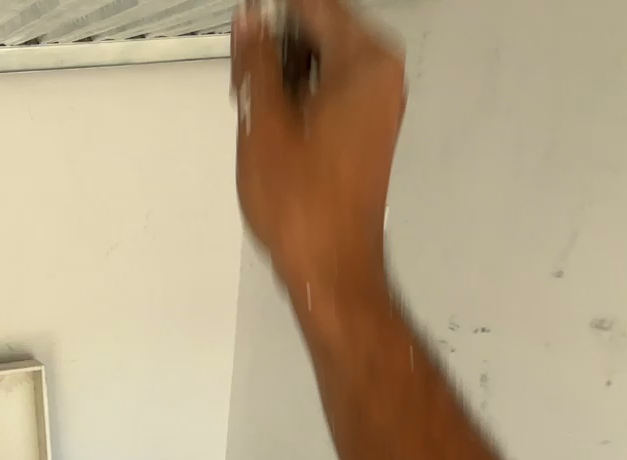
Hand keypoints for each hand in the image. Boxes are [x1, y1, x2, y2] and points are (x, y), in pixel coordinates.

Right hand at [231, 0, 405, 292]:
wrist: (330, 266)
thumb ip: (256, 63)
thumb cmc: (305, 210)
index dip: (269, 19)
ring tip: (256, 118)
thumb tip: (250, 22)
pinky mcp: (365, 137)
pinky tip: (274, 138)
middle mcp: (382, 79)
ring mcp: (377, 110)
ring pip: (322, 68)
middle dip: (275, 53)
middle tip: (244, 84)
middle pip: (319, 33)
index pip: (312, 6)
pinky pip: (330, 99)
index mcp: (365, 62)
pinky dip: (299, 107)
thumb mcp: (263, 125)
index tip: (245, 33)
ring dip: (284, 82)